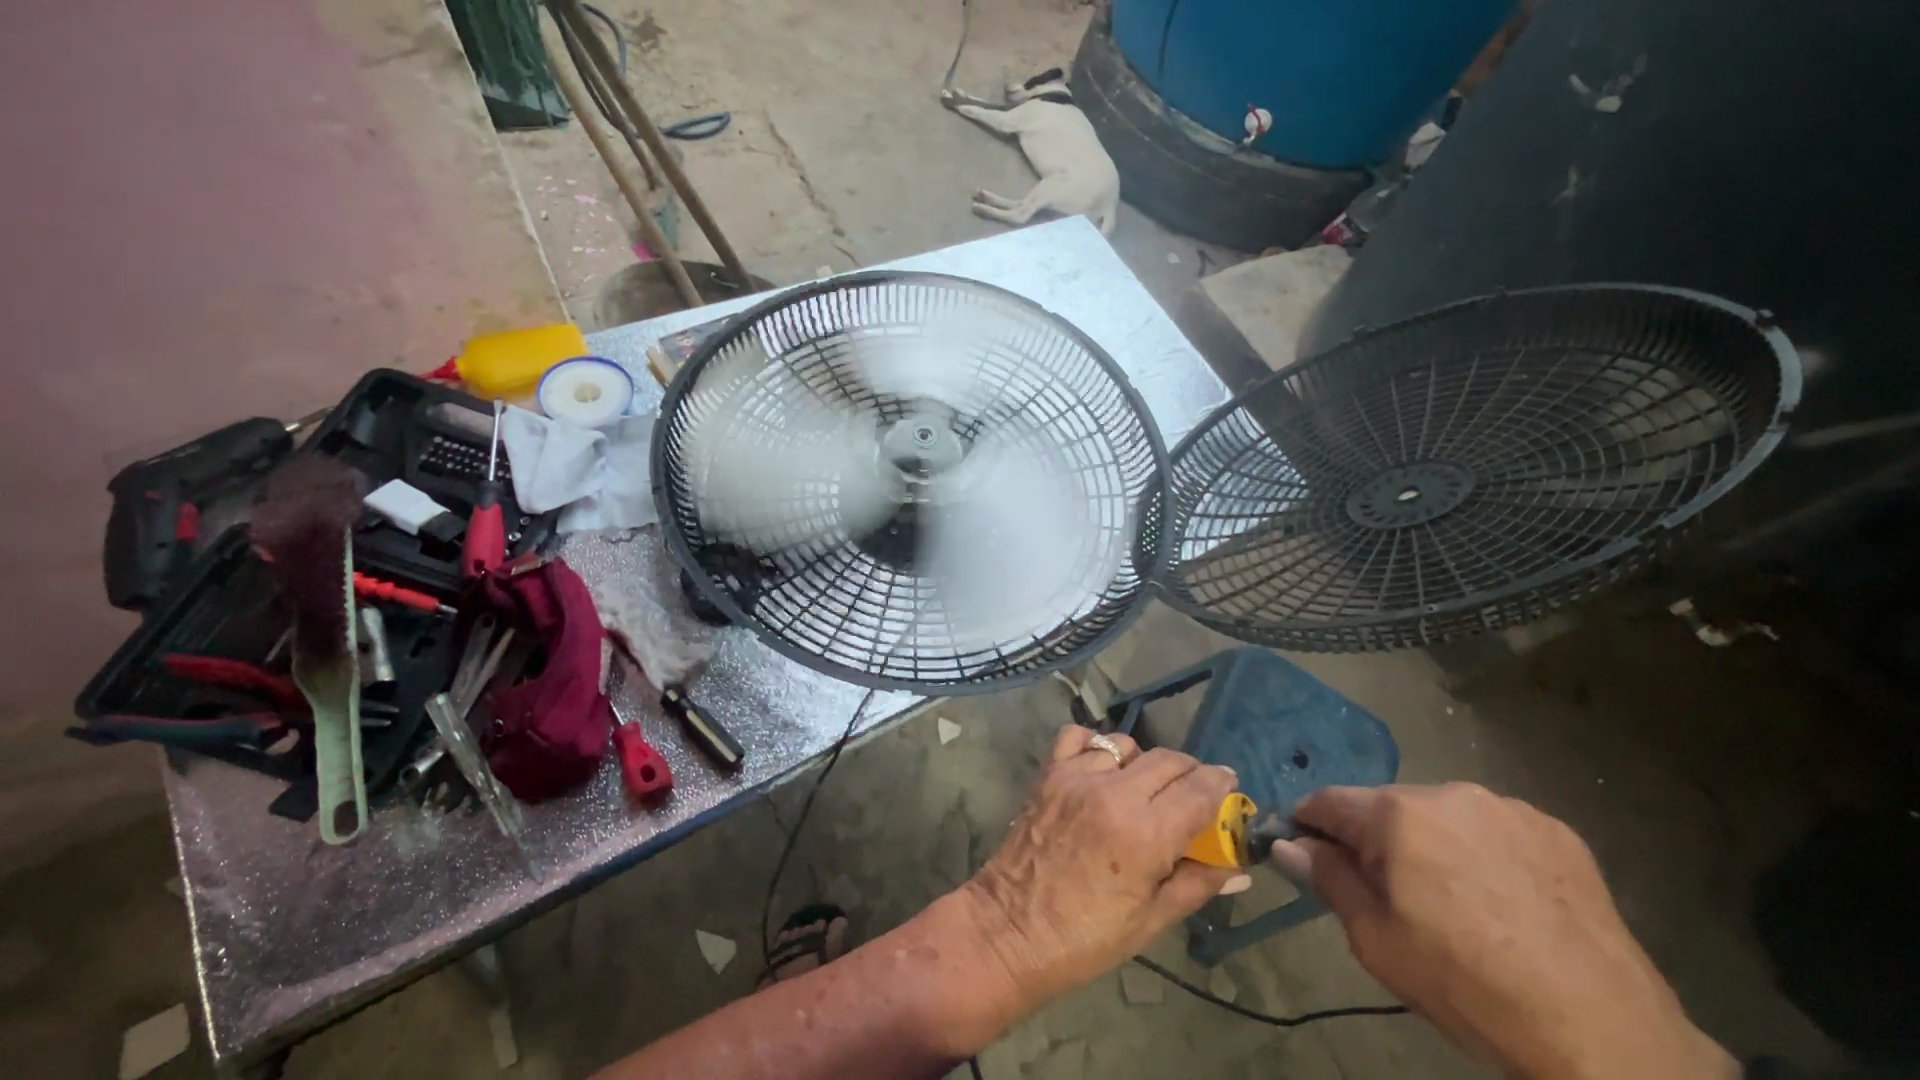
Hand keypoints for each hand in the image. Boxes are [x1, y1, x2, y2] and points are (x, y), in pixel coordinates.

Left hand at [960, 725, 1241, 1009]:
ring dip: (1145, 762)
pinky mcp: (1048, 775)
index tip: (1229, 790)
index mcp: (1147, 832)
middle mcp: (1115, 792)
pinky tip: (1102, 770)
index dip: (1222, 785)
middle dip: (1190, 773)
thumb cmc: (1086, 938)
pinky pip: (1077, 737)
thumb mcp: (1152, 919)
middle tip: (1194, 795)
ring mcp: (1076, 777)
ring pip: (1127, 746)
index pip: (1201, 787)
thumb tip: (1238, 867)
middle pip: (1169, 760)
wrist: (1010, 932)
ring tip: (1144, 788)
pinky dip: (1095, 745)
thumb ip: (1198, 883)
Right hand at [1273, 784, 1736, 1079]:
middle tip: (1384, 891)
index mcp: (1397, 814)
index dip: (1307, 824)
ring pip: (1444, 815)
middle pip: (1388, 805)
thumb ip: (1327, 879)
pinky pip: (1495, 829)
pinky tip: (1499, 898)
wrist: (1596, 1025)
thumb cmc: (1463, 980)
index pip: (1328, 801)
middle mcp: (1450, 793)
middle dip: (1374, 838)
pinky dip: (1481, 851)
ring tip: (1450, 898)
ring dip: (1430, 842)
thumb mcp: (1375, 939)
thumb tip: (1287, 844)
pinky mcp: (1558, 832)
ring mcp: (1510, 808)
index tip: (1304, 852)